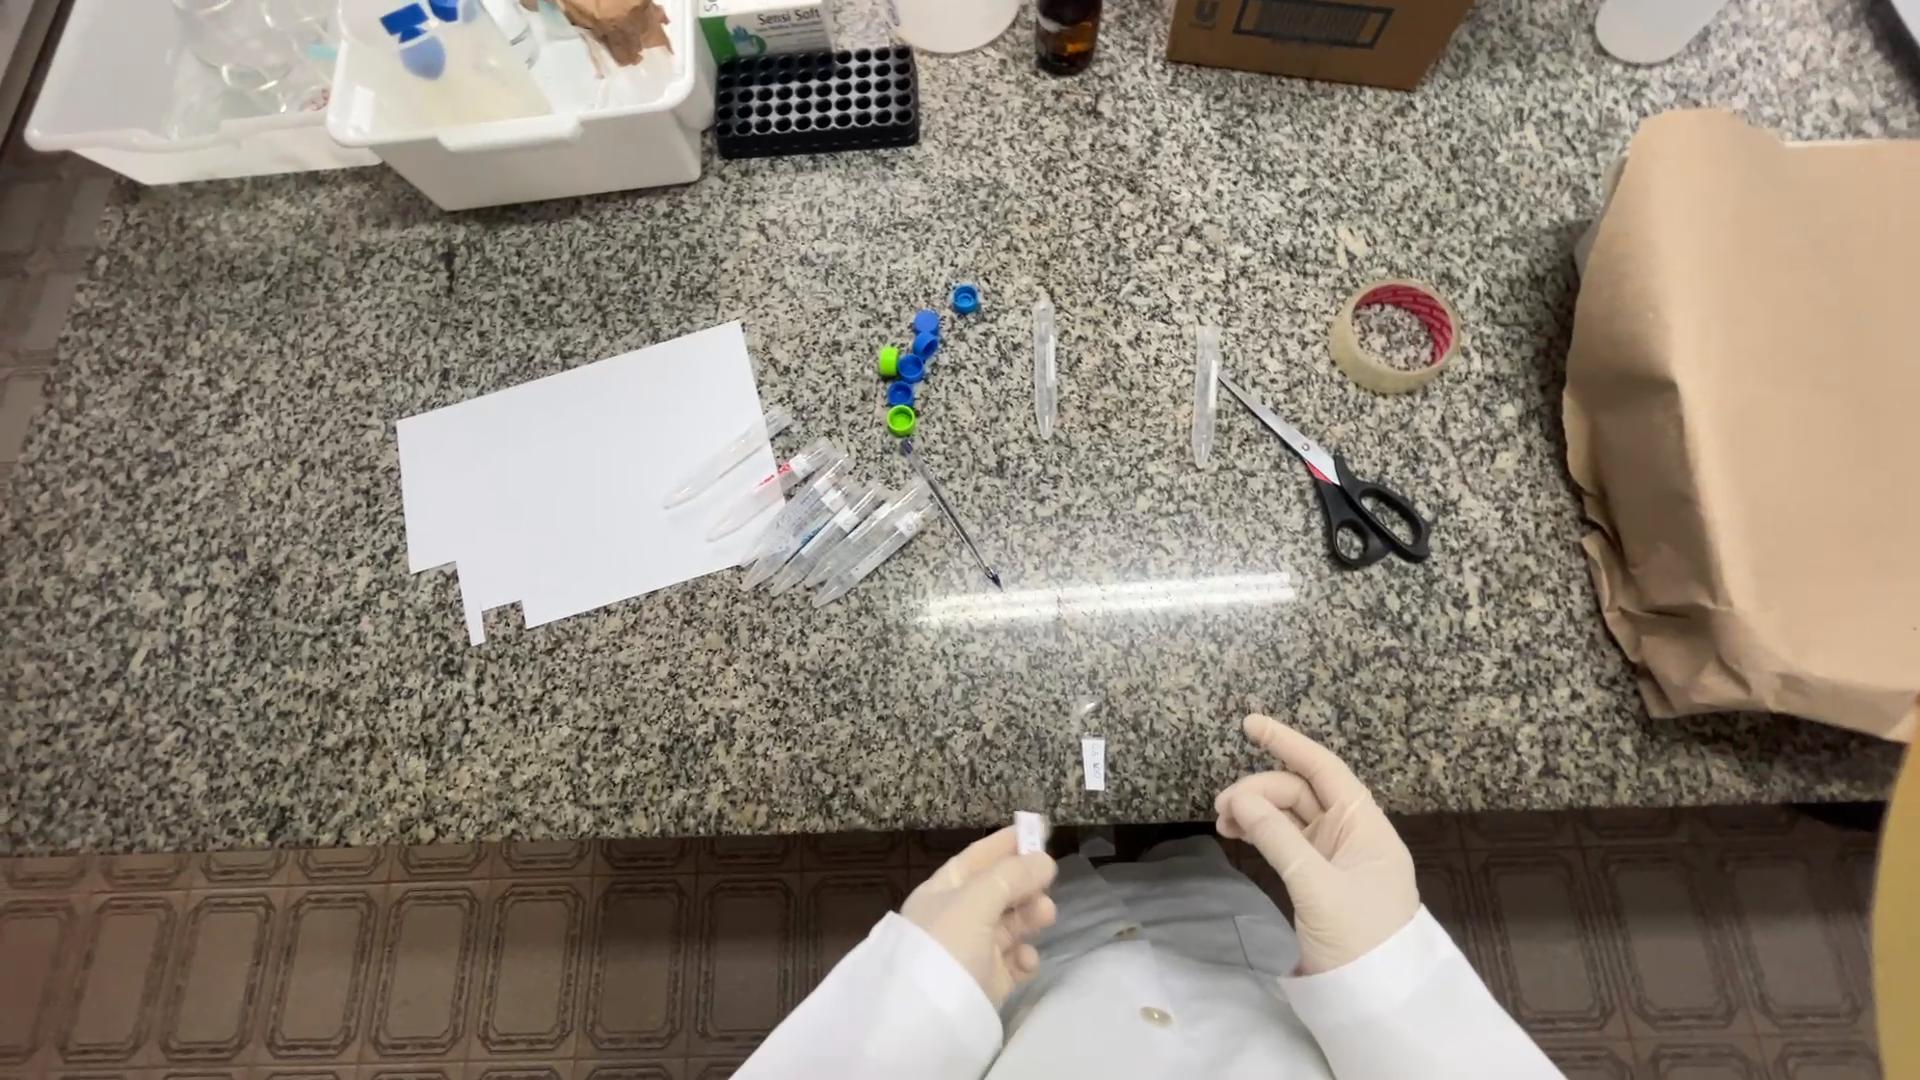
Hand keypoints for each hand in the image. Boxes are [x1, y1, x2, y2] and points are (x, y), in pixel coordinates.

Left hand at [902, 826, 1058, 1007]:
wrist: (928, 1020)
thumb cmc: (946, 944)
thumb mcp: (975, 900)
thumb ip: (1012, 876)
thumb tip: (1044, 859)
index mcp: (943, 890)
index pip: (978, 857)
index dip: (1006, 842)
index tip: (1038, 829)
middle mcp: (956, 917)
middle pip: (999, 890)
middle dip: (1025, 883)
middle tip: (1049, 882)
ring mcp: (972, 951)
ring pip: (1010, 923)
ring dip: (1031, 916)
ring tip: (1046, 916)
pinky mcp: (987, 983)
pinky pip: (1013, 962)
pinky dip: (1025, 958)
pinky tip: (1028, 960)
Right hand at [1215, 714, 1418, 974]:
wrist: (1380, 1007)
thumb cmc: (1362, 943)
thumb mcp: (1318, 887)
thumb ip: (1278, 838)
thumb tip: (1239, 799)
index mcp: (1366, 828)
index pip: (1324, 769)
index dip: (1288, 743)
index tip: (1250, 724)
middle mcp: (1350, 834)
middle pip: (1298, 791)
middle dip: (1258, 790)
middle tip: (1222, 808)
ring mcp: (1332, 855)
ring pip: (1286, 813)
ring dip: (1253, 809)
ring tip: (1222, 821)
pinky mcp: (1316, 875)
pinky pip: (1282, 837)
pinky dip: (1258, 830)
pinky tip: (1235, 832)